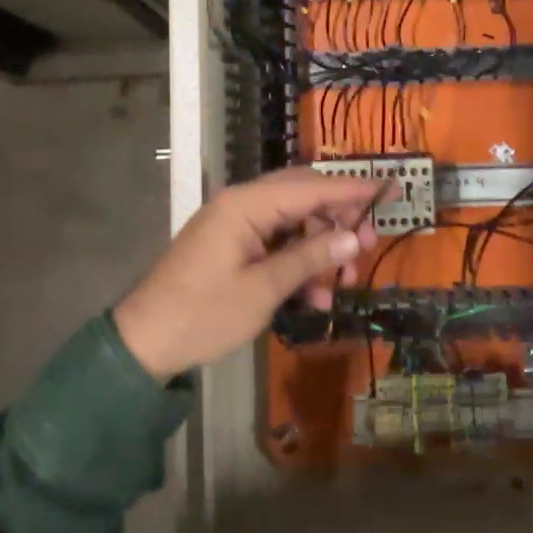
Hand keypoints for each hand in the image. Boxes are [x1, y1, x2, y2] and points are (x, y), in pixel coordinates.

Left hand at [112, 167, 384, 379]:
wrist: (143, 345)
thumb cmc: (203, 315)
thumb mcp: (263, 290)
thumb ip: (310, 258)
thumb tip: (355, 237)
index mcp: (245, 205)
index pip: (310, 187)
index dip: (352, 189)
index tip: (389, 189)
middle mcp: (241, 204)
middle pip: (303, 198)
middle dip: (338, 222)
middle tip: (366, 248)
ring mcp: (235, 224)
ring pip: (293, 222)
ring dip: (319, 248)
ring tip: (339, 284)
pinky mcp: (232, 245)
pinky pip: (276, 241)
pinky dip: (297, 262)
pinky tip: (313, 295)